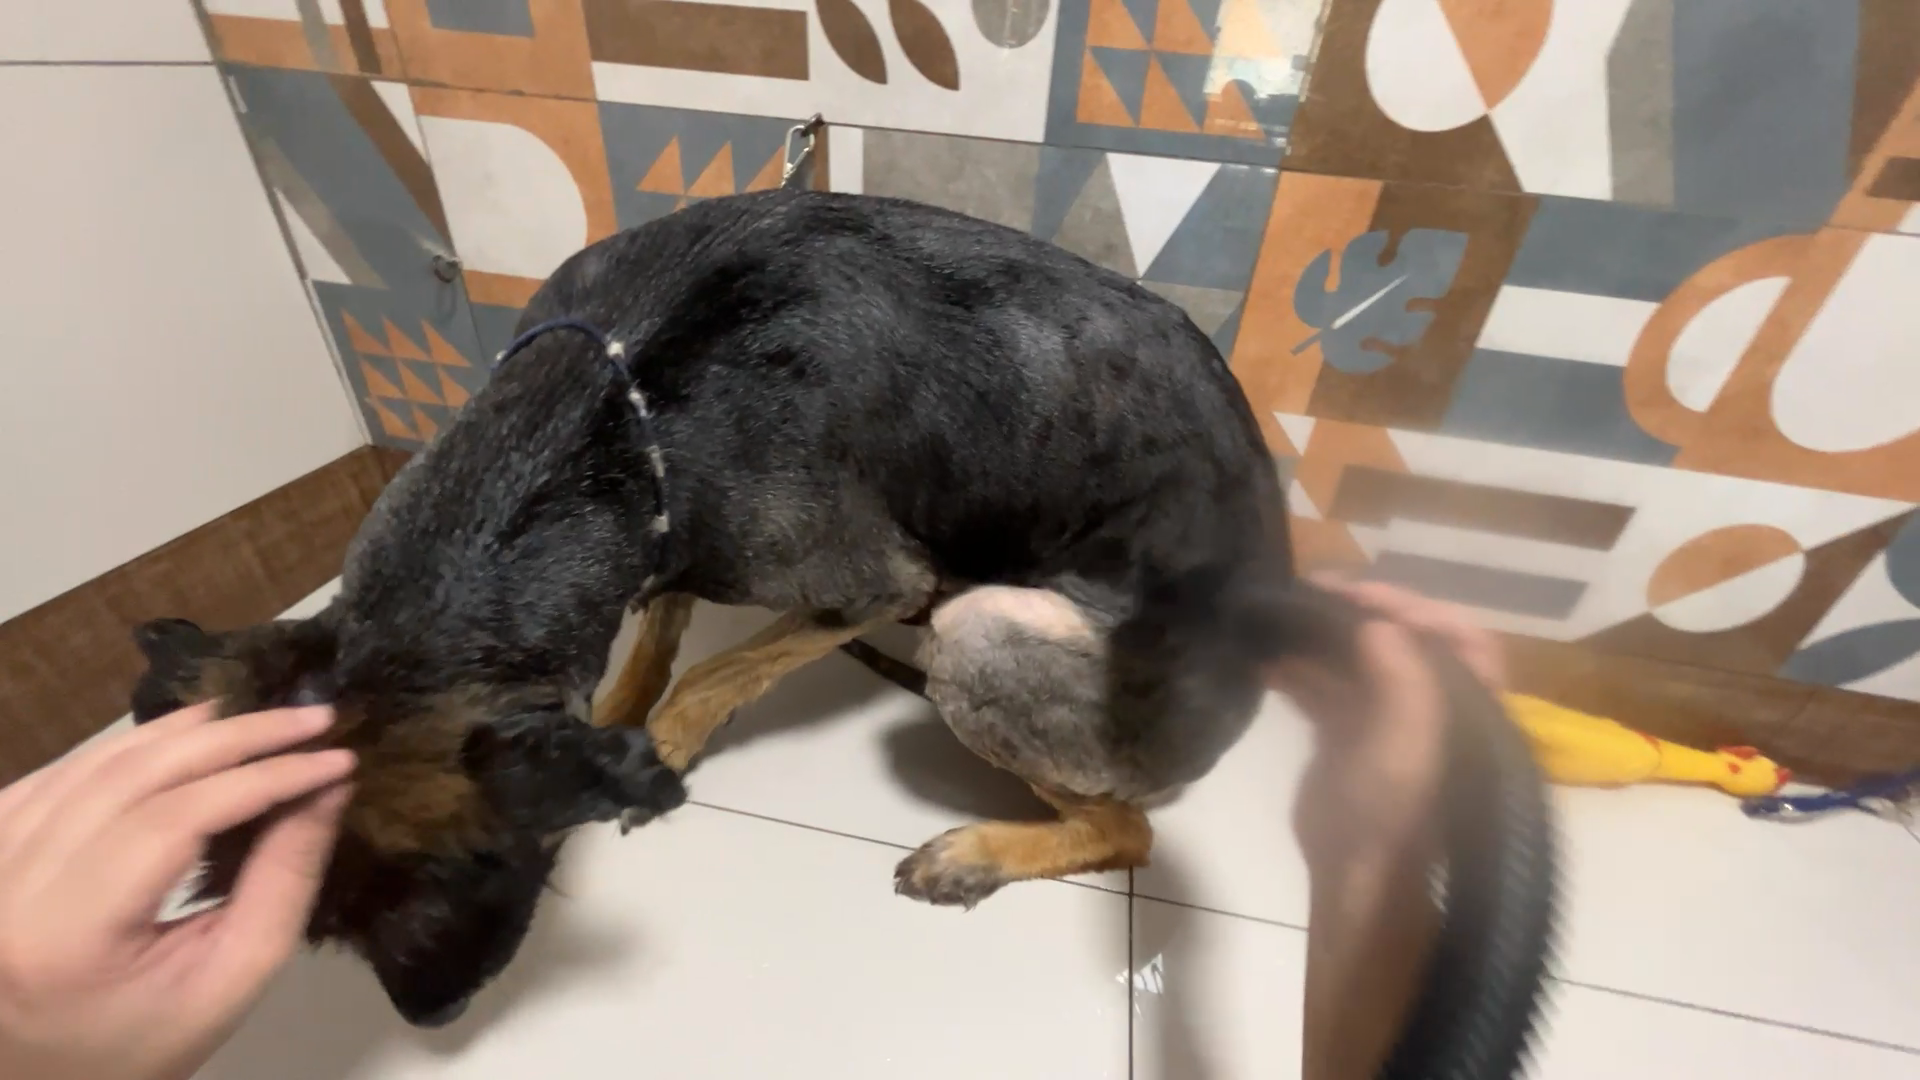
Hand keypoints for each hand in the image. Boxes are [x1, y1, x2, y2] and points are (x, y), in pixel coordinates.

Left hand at [0, 705, 354, 1079]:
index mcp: (64, 938)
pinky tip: (182, 735)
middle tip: (317, 717)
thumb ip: (288, 873)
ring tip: (262, 714)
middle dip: (238, 735)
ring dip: (185, 730)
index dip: (266, 777)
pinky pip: (50, 777)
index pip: (175, 820)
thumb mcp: (242, 967)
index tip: (340, 757)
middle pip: (130, 778)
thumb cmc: (155, 1033)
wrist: (43, 1077)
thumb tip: (333, 785)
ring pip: (89, 765)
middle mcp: (0, 894)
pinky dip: (128, 746)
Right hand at [1268, 576, 1502, 1079]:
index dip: (1415, 607)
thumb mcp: (1403, 756)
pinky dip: (1298, 666)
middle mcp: (1430, 705)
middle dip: (1361, 609)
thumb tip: (1379, 624)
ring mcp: (1385, 717)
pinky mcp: (1346, 731)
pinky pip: (1325, 684)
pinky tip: (1263, 658)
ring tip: (1282, 613)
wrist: (1351, 874)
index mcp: (1463, 708)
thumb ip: (1403, 689)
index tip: (1358, 595)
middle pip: (1405, 639)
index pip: (1460, 638)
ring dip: (1324, 633)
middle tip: (1312, 592)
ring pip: (1361, 657)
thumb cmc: (1389, 819)